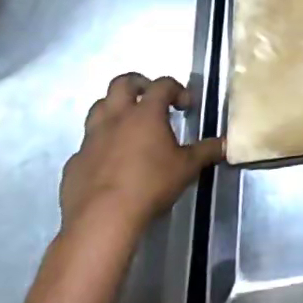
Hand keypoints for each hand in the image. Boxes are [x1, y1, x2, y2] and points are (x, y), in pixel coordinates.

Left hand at [60, 74, 223, 235]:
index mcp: (145, 113)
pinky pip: (86, 145)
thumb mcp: (186, 169)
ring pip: (98, 107)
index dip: (176, 89)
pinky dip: (99, 146)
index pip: (162, 85)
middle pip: (122, 83)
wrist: (102, 219)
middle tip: (150, 98)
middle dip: (138, 84)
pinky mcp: (75, 161)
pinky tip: (108, 162)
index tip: (185, 104)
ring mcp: (91, 138)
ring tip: (127, 124)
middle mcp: (115, 117)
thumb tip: (227, 144)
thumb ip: (206, 152)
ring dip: (113, 109)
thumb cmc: (150, 185)